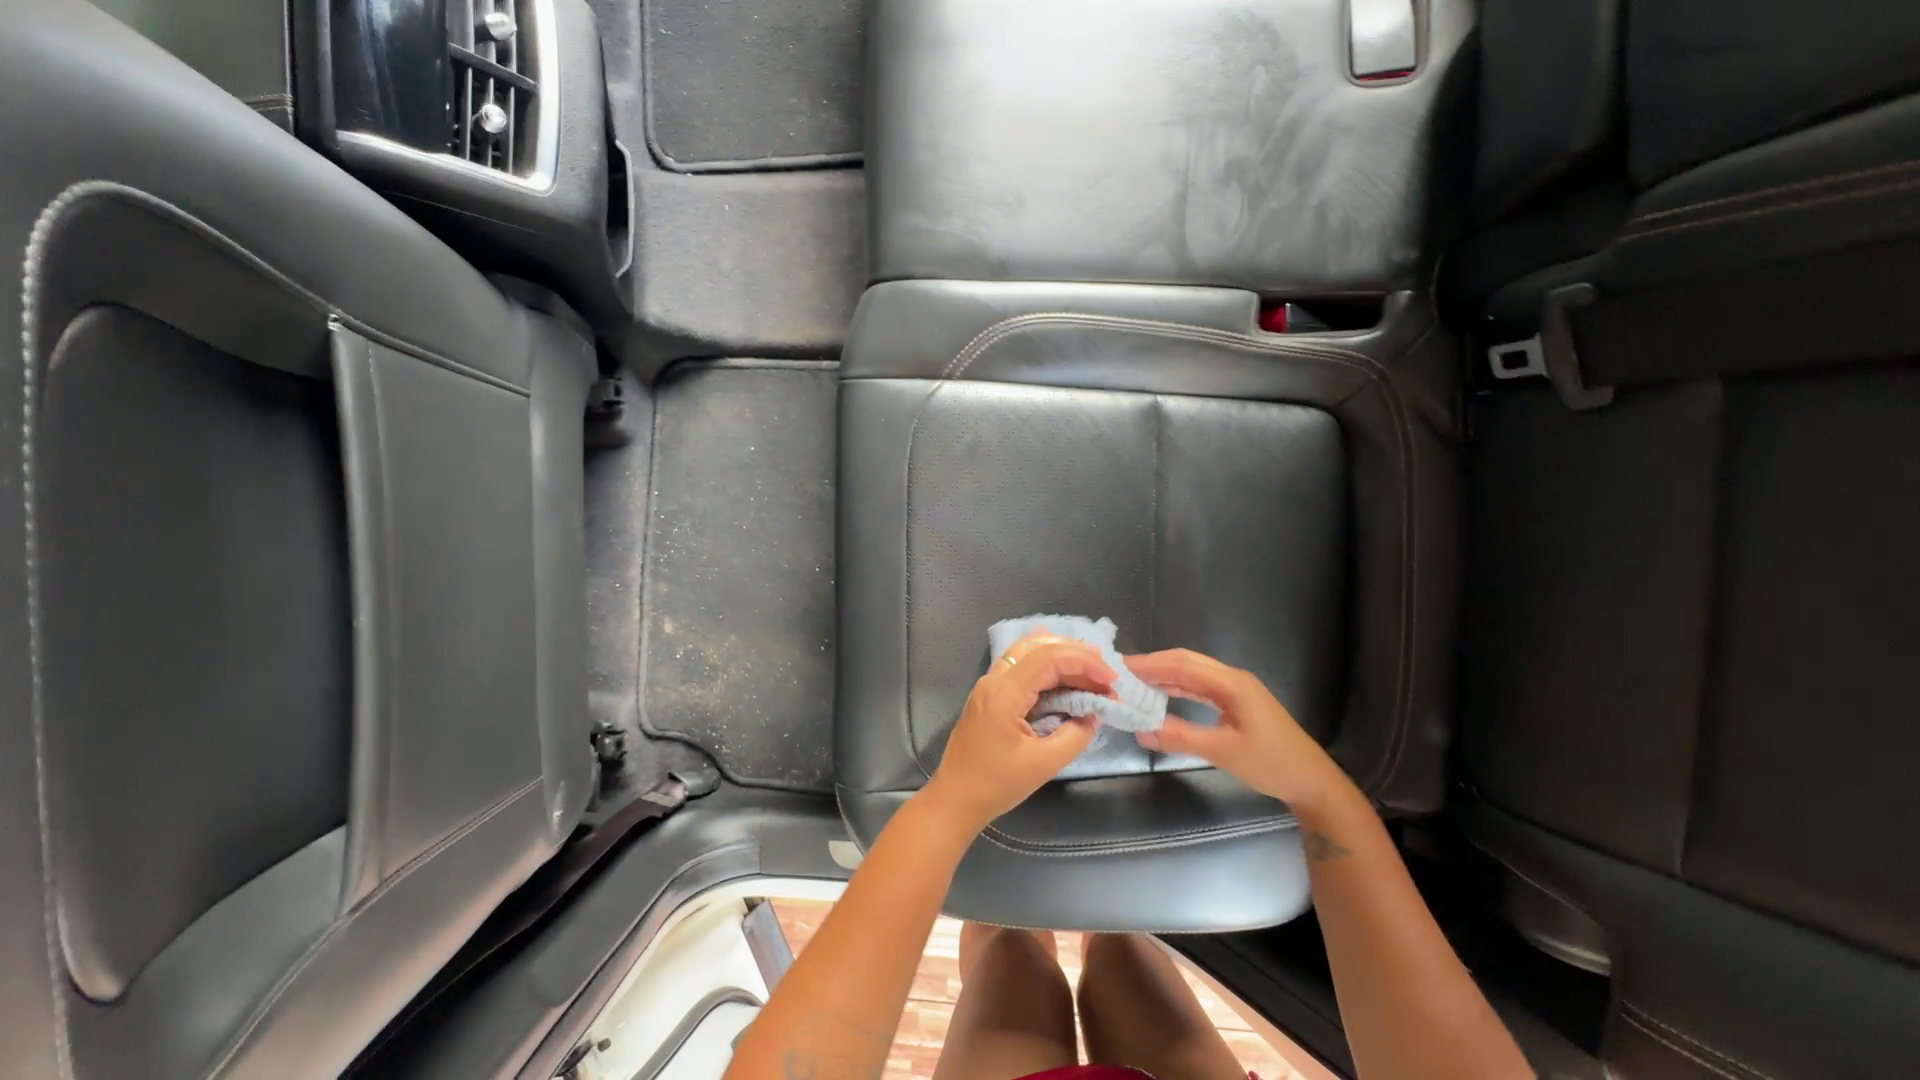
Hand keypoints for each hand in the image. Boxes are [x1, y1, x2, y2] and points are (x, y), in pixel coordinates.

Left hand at [921, 634, 1114, 832]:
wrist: (954, 800)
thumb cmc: (996, 785)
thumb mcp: (1044, 764)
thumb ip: (1075, 735)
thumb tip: (1093, 714)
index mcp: (1003, 693)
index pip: (1049, 658)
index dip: (1084, 663)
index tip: (1111, 681)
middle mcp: (993, 680)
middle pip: (1038, 648)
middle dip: (1076, 657)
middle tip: (1107, 675)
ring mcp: (988, 685)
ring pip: (1027, 652)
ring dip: (1061, 656)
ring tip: (1093, 669)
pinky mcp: (989, 695)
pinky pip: (1020, 666)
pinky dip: (1046, 665)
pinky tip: (1063, 670)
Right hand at [1126, 649, 1351, 810]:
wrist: (1311, 781)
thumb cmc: (1271, 763)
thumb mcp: (1223, 751)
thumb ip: (1181, 738)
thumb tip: (1141, 730)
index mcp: (1231, 684)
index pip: (1182, 665)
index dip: (1150, 664)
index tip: (1119, 668)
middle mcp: (1233, 679)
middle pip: (1186, 662)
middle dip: (1153, 665)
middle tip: (1121, 673)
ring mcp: (1236, 691)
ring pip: (1193, 674)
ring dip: (1165, 676)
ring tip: (1133, 683)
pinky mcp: (1237, 703)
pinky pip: (1201, 688)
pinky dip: (1179, 689)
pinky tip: (1161, 696)